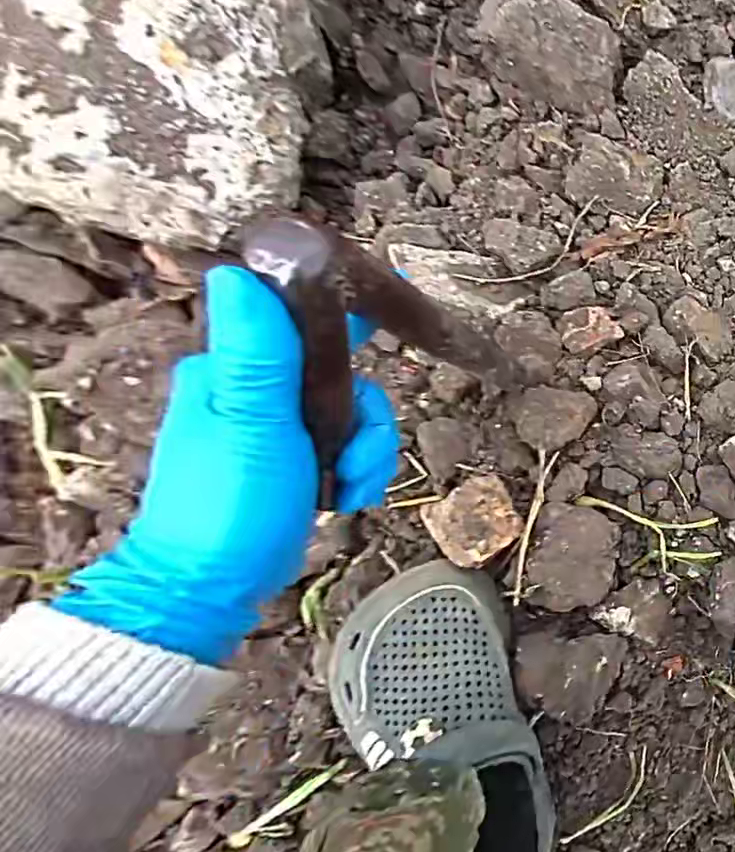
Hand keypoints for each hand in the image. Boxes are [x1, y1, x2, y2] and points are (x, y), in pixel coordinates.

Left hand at [53, 265, 399, 664]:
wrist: (218, 576)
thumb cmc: (230, 499)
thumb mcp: (252, 424)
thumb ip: (257, 355)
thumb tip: (240, 275)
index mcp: (237, 372)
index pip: (302, 324)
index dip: (349, 316)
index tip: (398, 305)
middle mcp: (260, 392)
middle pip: (353, 382)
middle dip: (370, 425)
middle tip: (352, 458)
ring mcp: (284, 426)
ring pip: (365, 419)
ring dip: (370, 455)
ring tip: (347, 486)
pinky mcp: (304, 455)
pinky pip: (360, 447)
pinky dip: (364, 472)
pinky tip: (345, 494)